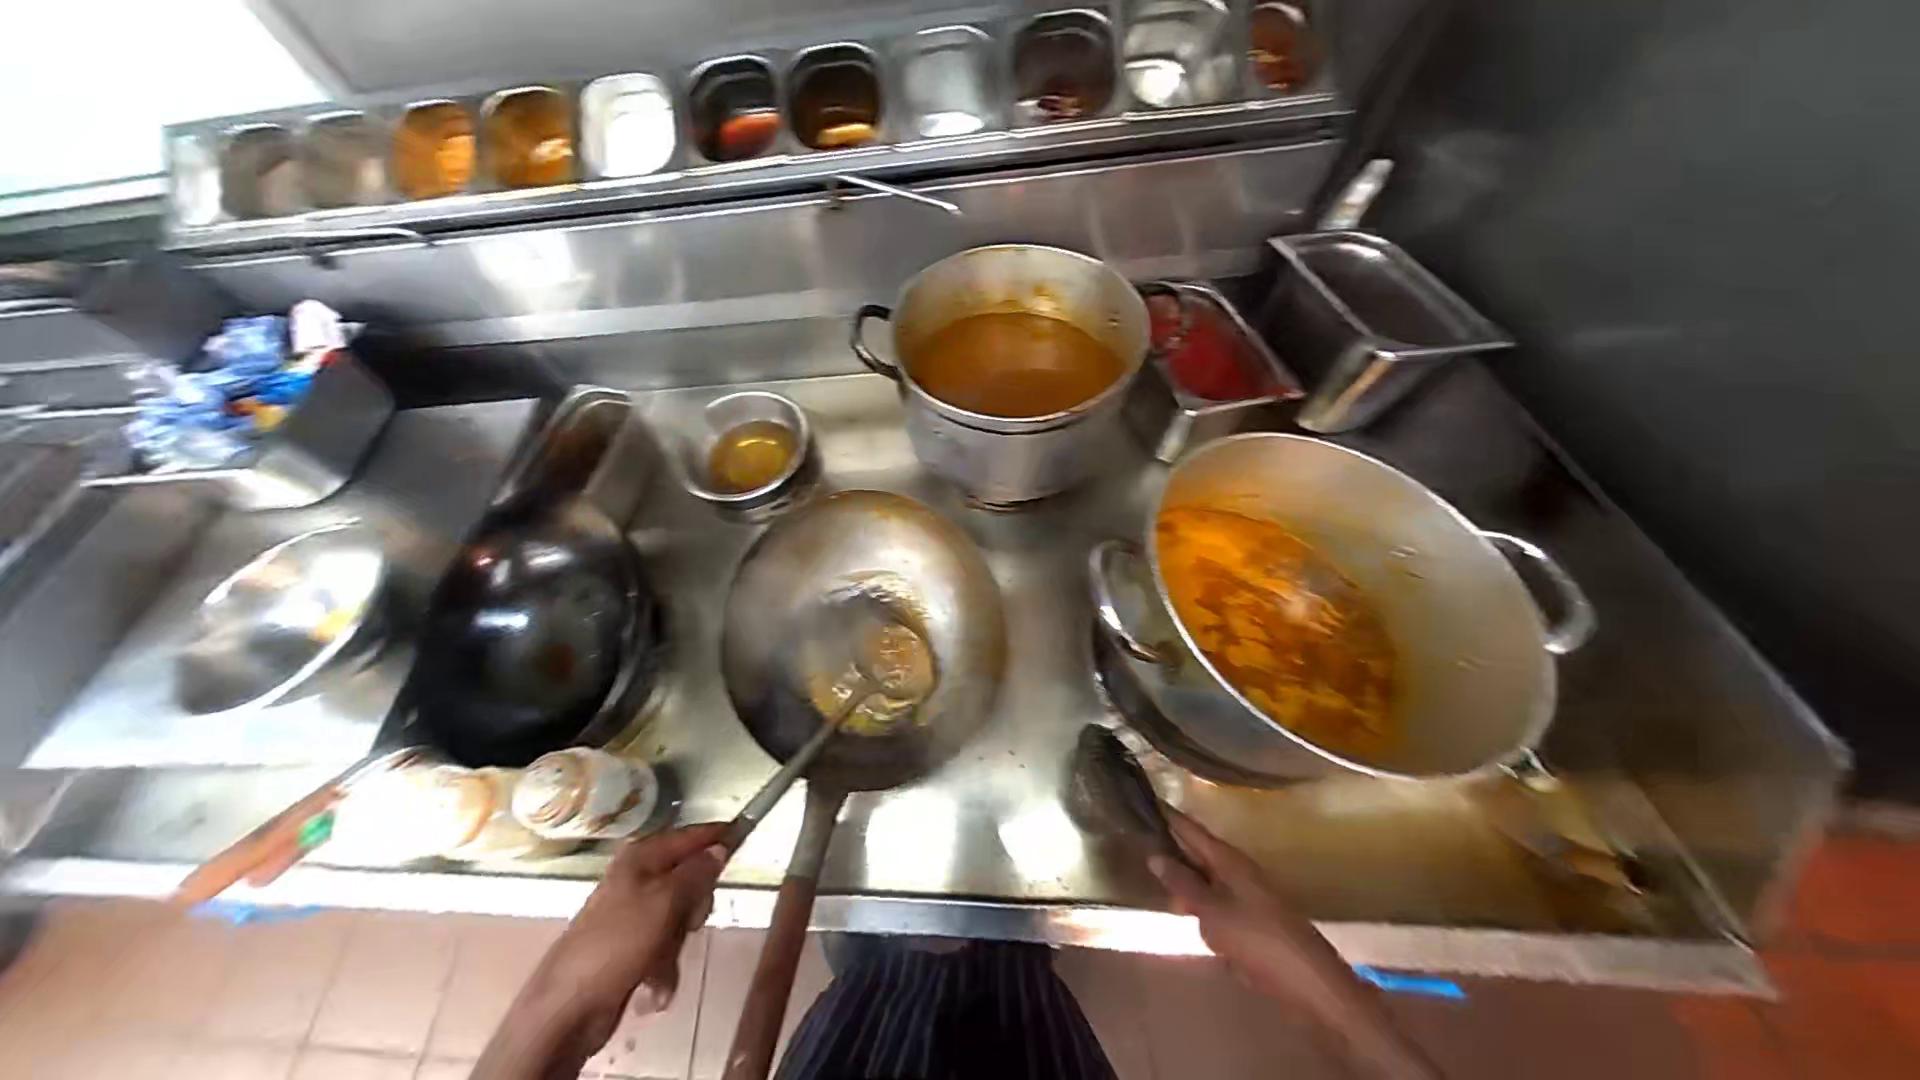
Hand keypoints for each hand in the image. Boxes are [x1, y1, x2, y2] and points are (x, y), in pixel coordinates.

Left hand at [475, 824, 727, 1079]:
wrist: (565, 1009)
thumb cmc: (618, 941)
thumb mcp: (667, 900)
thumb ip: (698, 871)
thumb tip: (721, 847)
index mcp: (642, 857)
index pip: (691, 835)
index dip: (717, 837)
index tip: (743, 841)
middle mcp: (638, 878)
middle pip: (691, 879)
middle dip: (694, 907)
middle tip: (688, 921)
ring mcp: (633, 914)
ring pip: (681, 917)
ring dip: (676, 946)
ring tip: (661, 964)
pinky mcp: (631, 947)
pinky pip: (664, 948)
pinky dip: (663, 968)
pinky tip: (652, 986)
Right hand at [1148, 810, 1349, 1008]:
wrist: (1312, 983)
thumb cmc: (1257, 939)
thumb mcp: (1211, 911)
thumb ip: (1182, 883)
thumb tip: (1154, 855)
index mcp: (1228, 859)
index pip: (1191, 828)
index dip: (1169, 816)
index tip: (1147, 802)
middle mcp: (1239, 870)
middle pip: (1199, 853)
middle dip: (1175, 852)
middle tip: (1145, 850)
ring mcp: (1250, 894)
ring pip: (1209, 881)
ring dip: (1190, 886)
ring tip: (1167, 892)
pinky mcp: (1256, 919)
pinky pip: (1221, 904)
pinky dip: (1206, 909)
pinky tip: (1197, 923)